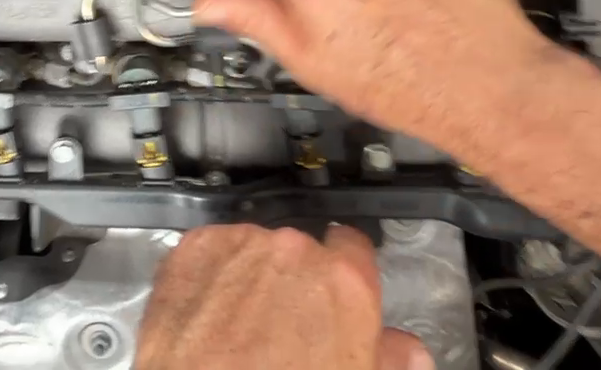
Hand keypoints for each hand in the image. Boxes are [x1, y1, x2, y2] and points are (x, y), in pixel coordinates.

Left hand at [136, 224, 430, 369]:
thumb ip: (388, 357)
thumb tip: (406, 350)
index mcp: (344, 283)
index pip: (355, 248)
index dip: (348, 270)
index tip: (339, 289)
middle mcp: (293, 249)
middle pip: (300, 251)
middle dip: (296, 281)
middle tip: (286, 326)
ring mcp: (240, 243)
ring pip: (254, 249)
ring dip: (253, 275)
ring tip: (243, 325)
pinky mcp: (194, 247)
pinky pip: (213, 251)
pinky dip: (213, 274)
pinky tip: (211, 313)